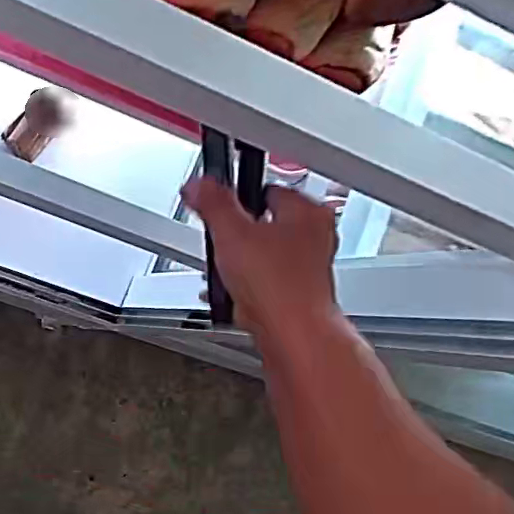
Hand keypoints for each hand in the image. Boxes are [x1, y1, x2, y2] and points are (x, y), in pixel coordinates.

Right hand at [186, 177, 342, 342]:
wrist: (291, 328)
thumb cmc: (277, 284)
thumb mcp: (231, 233)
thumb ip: (213, 205)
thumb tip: (199, 185)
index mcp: (307, 212)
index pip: (268, 189)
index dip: (238, 198)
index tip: (219, 206)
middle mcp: (314, 235)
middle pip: (263, 223)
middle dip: (235, 234)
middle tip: (220, 242)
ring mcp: (307, 264)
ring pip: (262, 252)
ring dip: (238, 261)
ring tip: (224, 271)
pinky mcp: (295, 289)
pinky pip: (262, 278)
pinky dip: (244, 283)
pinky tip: (231, 291)